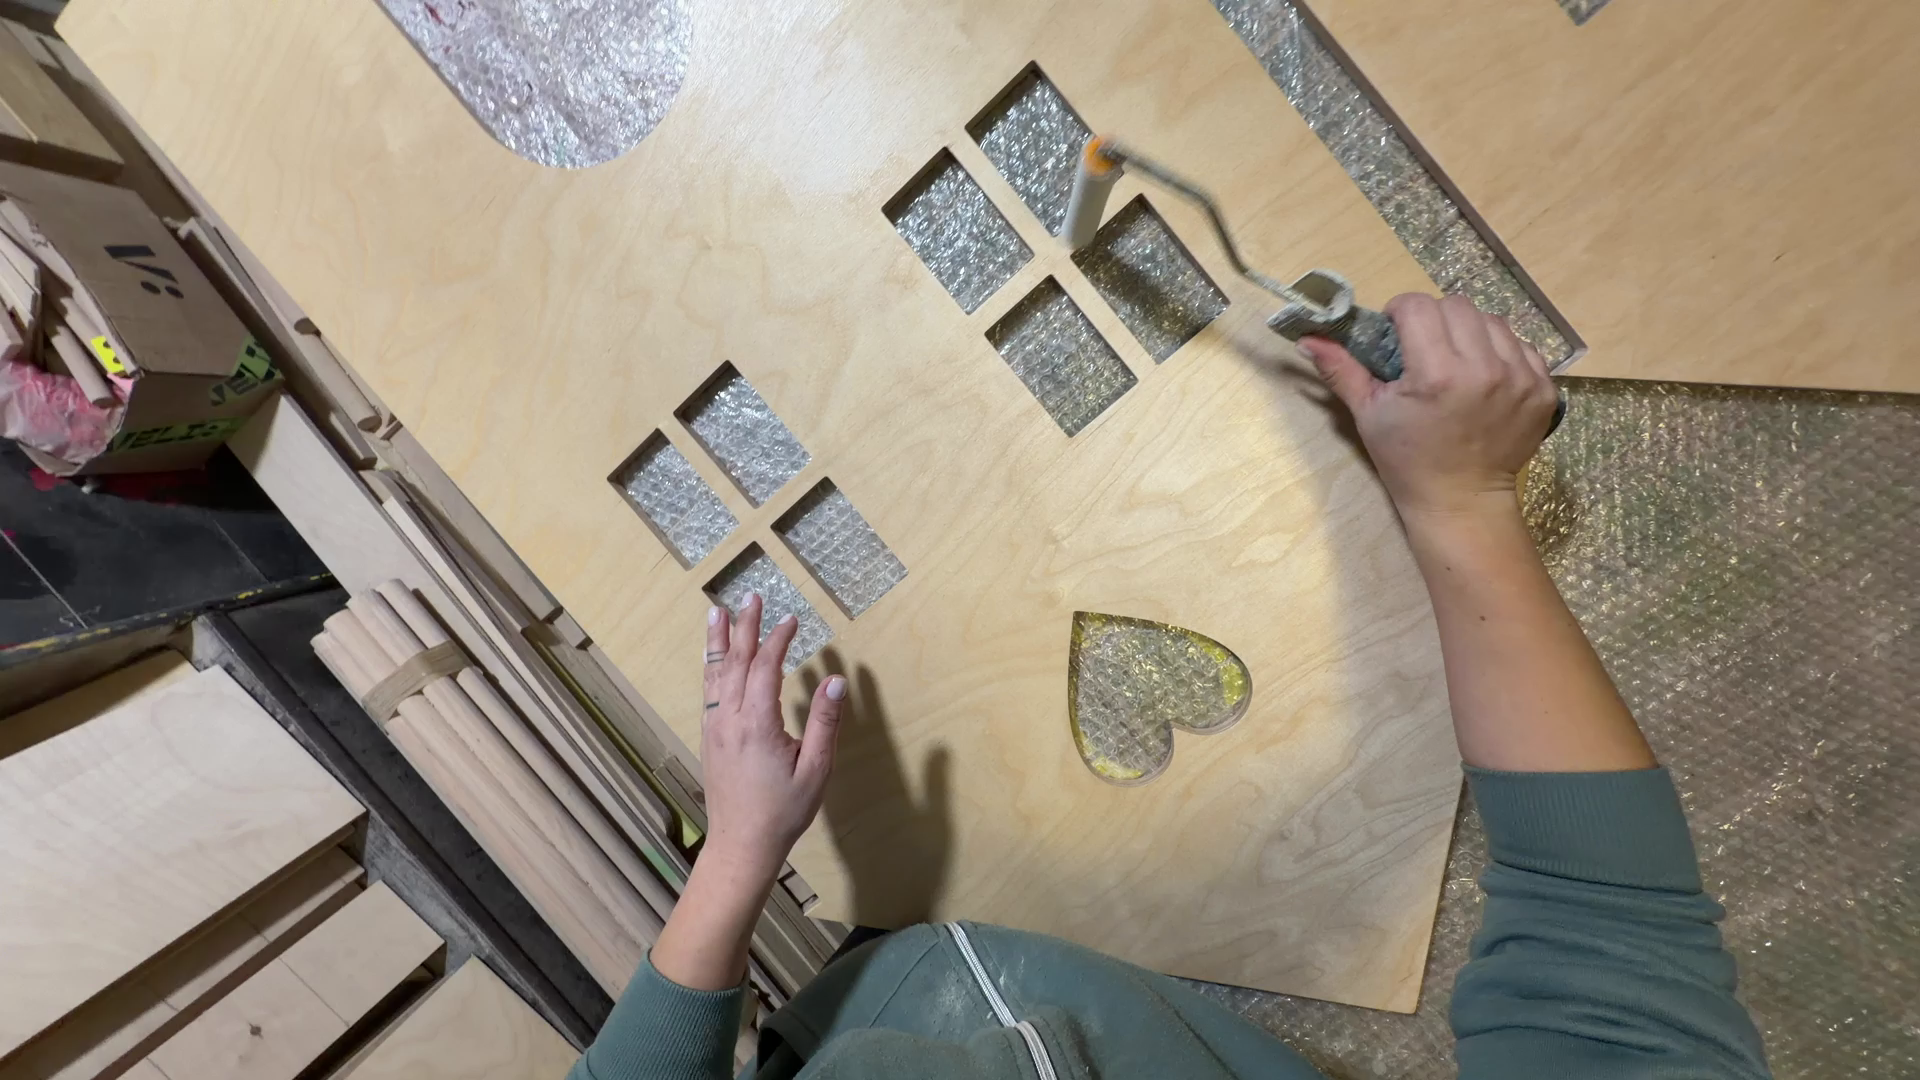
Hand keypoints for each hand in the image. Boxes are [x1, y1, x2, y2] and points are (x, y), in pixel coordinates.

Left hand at [699, 594, 846, 880]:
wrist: (741, 846)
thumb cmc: (783, 810)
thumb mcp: (815, 770)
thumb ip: (825, 724)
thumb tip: (836, 680)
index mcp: (758, 724)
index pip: (766, 667)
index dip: (779, 640)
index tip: (793, 619)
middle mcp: (730, 719)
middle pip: (735, 662)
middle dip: (744, 627)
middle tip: (752, 597)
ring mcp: (715, 727)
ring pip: (715, 673)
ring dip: (718, 640)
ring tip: (717, 612)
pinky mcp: (710, 737)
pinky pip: (708, 690)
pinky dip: (710, 665)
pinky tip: (711, 655)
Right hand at [1300, 293, 1558, 524]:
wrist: (1459, 497)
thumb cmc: (1404, 458)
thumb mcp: (1367, 414)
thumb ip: (1341, 370)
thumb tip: (1307, 339)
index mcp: (1437, 374)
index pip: (1418, 306)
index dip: (1399, 313)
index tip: (1393, 333)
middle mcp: (1485, 368)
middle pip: (1456, 306)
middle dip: (1432, 319)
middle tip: (1420, 348)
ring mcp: (1521, 376)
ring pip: (1491, 320)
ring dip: (1466, 332)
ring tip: (1452, 362)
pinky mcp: (1543, 386)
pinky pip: (1520, 345)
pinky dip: (1496, 352)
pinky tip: (1480, 378)